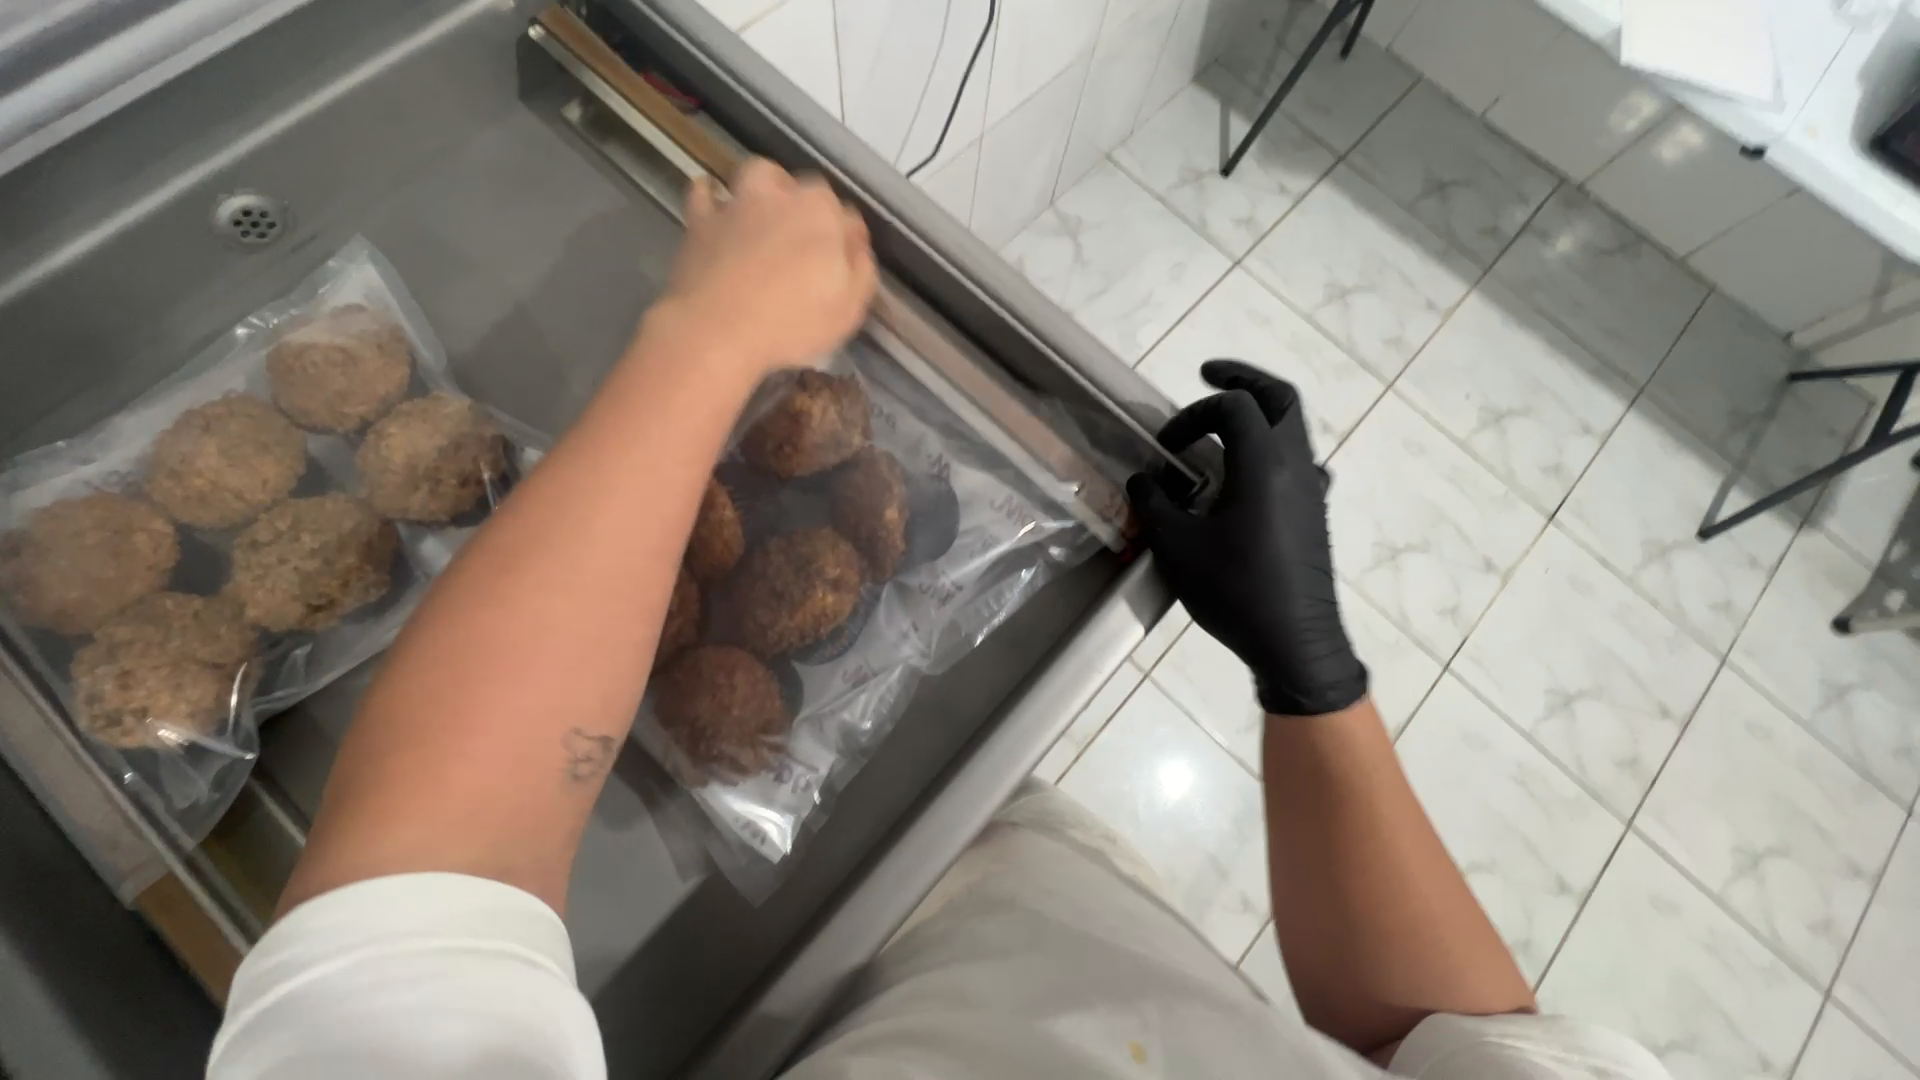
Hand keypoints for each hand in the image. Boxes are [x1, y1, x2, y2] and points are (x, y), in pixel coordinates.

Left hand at [656, 158, 877, 375]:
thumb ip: (861, 271)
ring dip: (769, 188)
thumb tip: (857, 248)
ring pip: (759, 175)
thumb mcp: (848, 309)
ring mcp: (738, 203)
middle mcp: (782, 196)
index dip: (848, 240)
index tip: (845, 265)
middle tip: (809, 246)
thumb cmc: (792, 323)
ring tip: (770, 214)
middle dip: (812, 211)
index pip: (847, 216)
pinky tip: (719, 211)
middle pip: (806, 190)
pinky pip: (706, 193)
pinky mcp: (701, 220)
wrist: (717, 330)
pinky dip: (715, 198)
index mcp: (823, 214)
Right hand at [1126, 361, 1367, 716]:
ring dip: (1257, 418)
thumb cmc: (1233, 590)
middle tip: (1210, 376)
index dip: (1193, 413)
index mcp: (1265, 465)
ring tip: (1219, 433)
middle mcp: (1297, 467)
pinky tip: (1242, 481)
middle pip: (1281, 400)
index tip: (1165, 445)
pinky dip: (1268, 452)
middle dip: (1244, 382)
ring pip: (1292, 431)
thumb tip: (1143, 481)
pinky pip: (1296, 464)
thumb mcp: (1176, 547)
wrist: (1294, 641)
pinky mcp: (1314, 515)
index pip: (1235, 407)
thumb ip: (1154, 504)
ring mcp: (1312, 491)